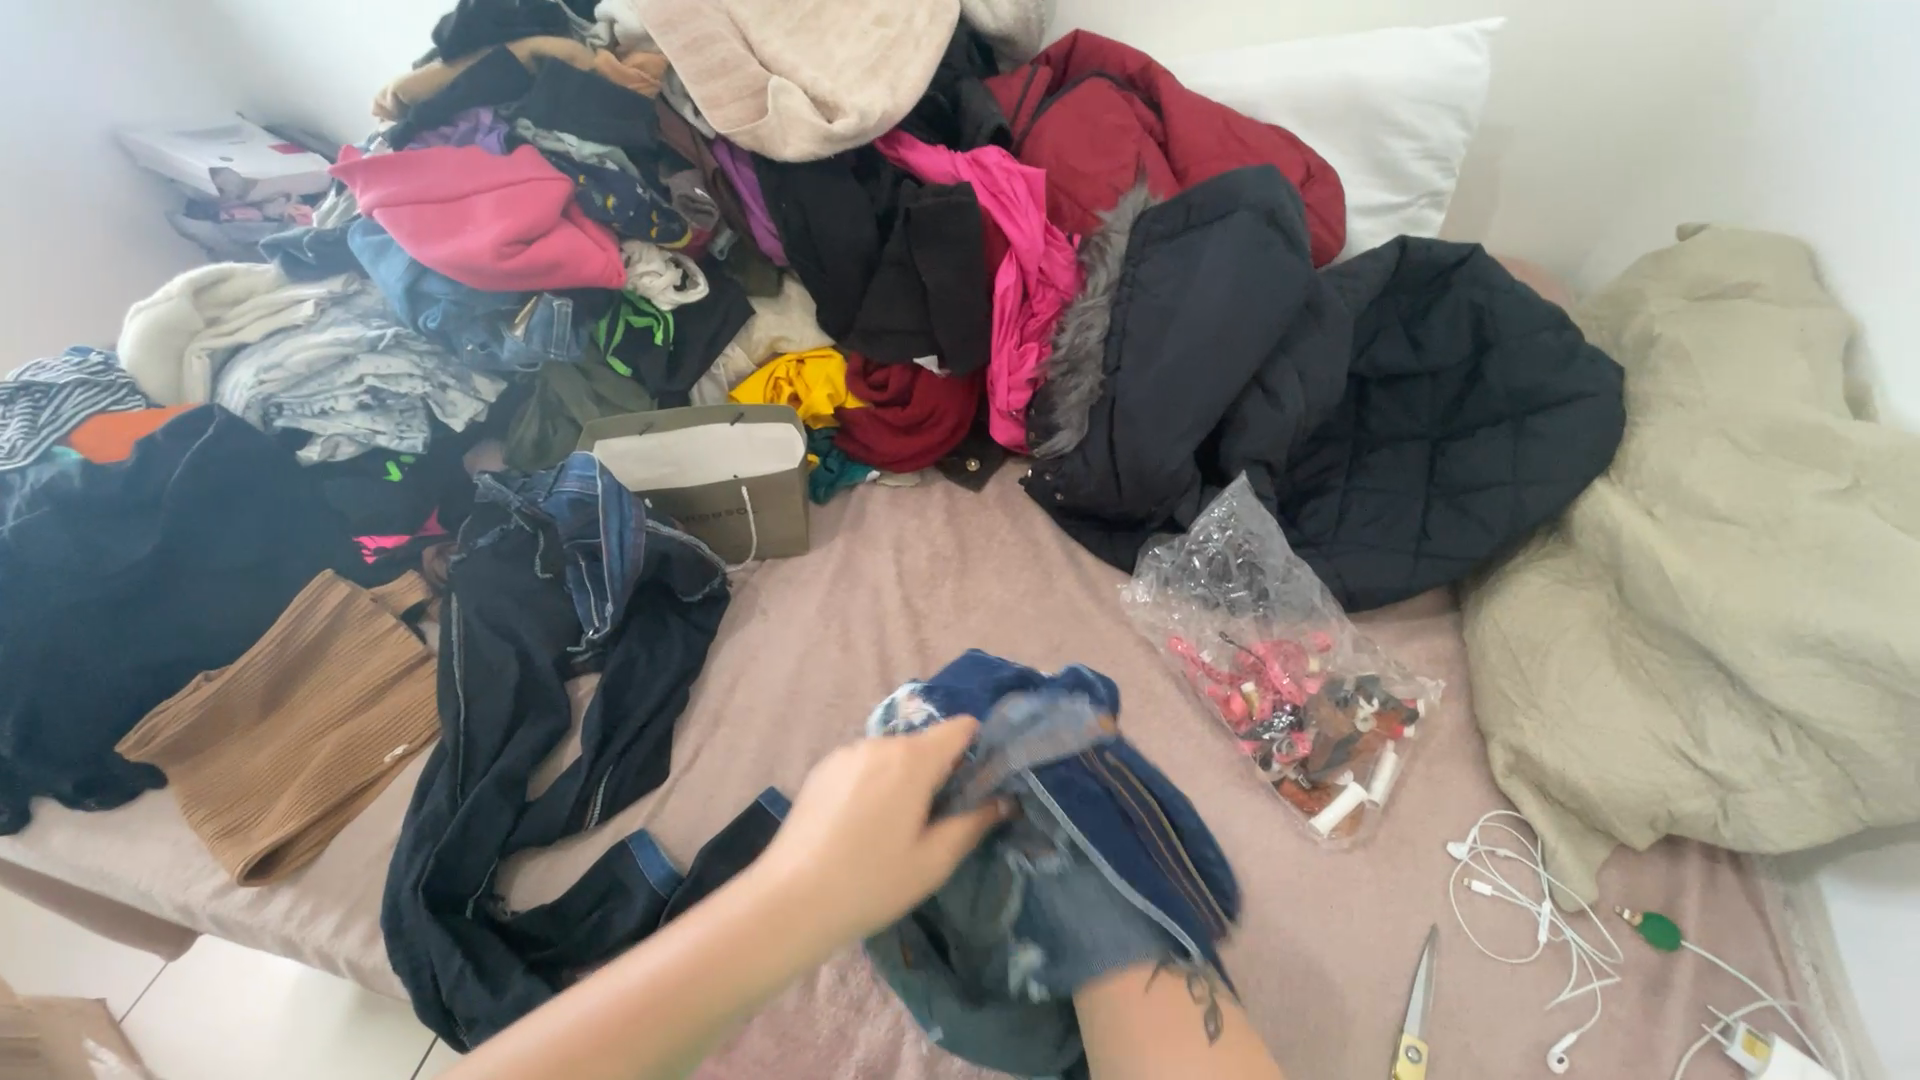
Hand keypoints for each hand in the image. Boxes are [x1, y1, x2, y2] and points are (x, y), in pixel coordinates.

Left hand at [749, 717, 1007, 948]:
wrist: (789, 901)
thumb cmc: (871, 883)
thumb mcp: (934, 861)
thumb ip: (975, 823)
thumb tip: (1004, 800)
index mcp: (913, 758)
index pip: (961, 727)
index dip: (978, 750)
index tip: (978, 787)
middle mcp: (879, 743)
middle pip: (925, 744)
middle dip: (939, 772)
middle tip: (935, 821)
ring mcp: (846, 753)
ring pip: (893, 755)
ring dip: (904, 779)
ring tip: (893, 829)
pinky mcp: (822, 769)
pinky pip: (863, 765)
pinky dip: (874, 784)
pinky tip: (860, 826)